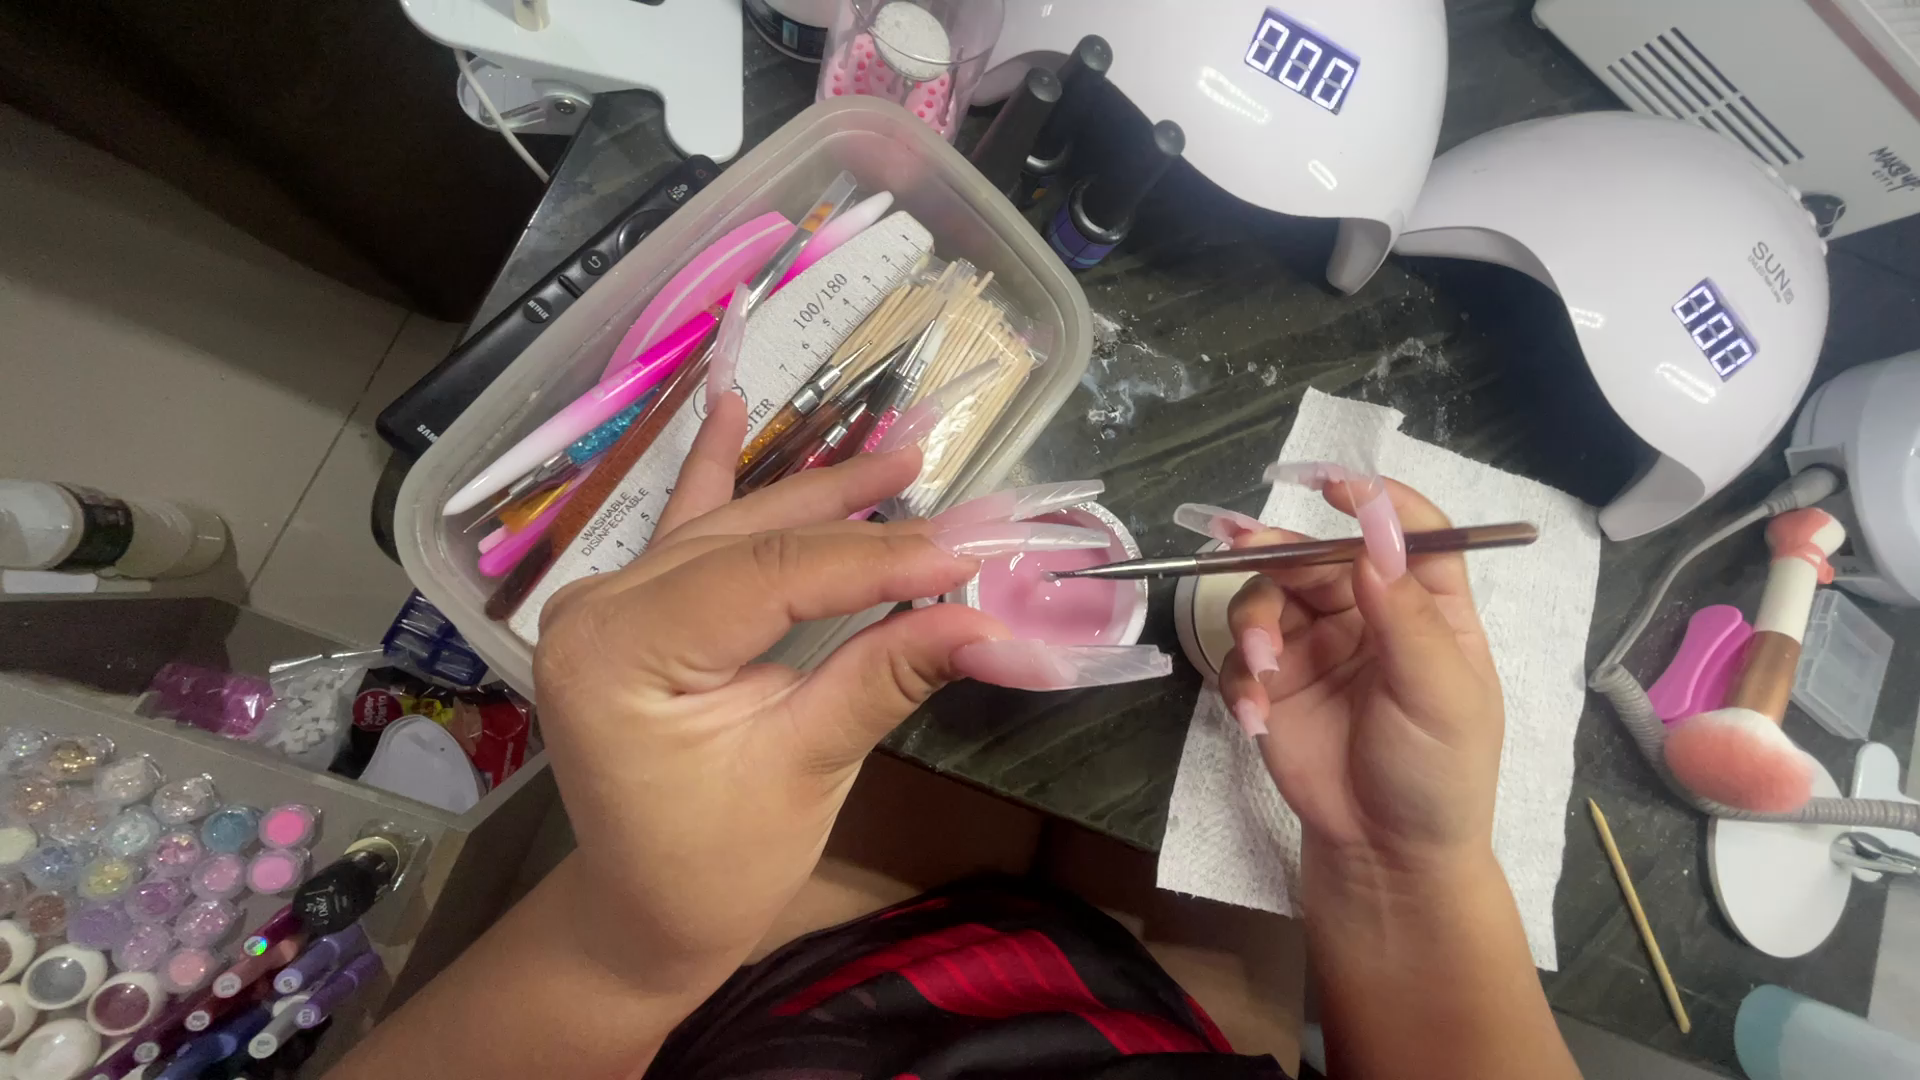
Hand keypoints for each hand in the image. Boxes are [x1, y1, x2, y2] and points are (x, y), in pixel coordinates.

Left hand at [531, 394, 1006, 995]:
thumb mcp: (808, 769)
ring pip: (738, 524)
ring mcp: (611, 596)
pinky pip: (687, 524)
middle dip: (867, 526)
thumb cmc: (716, 866)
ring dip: (824, 492)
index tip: (969, 555)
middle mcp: (603, 604)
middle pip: (759, 541)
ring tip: (900, 457)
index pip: (772, 576)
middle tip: (959, 512)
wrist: (641, 911)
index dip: (880, 559)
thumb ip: (890, 677)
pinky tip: (731, 405)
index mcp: (623, 653)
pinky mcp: (635, 603)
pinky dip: (720, 466)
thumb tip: (996, 629)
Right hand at [1217, 480, 1503, 875]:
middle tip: (1239, 544)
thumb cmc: (1436, 771)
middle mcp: (1361, 612)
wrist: (1382, 848)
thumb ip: (1408, 617)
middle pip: (1315, 557)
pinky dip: (1238, 676)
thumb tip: (1375, 538)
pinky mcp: (1268, 678)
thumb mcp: (1440, 696)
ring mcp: (1310, 644)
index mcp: (1422, 607)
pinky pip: (1238, 656)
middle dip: (1278, 551)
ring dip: (1252, 620)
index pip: (1405, 535)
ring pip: (1265, 596)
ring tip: (1260, 663)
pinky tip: (1253, 712)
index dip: (1374, 502)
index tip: (1334, 485)